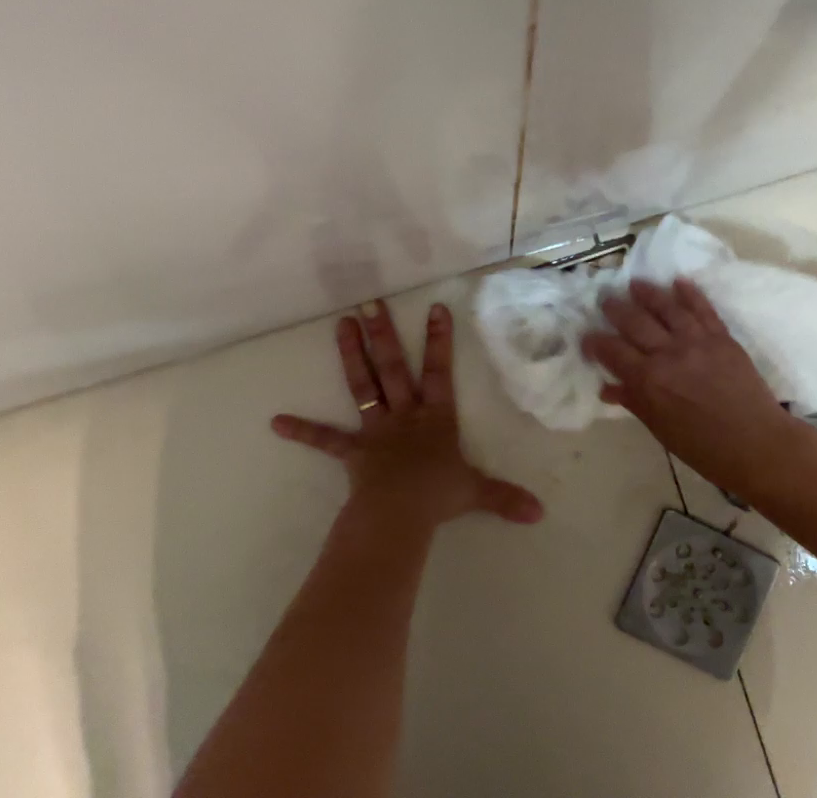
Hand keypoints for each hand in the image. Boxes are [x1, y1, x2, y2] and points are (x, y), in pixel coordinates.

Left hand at [272, 300, 544, 528]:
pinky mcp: (353, 452)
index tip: (434, 307)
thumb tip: (541, 512)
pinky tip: (275, 421)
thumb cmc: (439, 497)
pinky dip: (302, 431)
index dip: (439, 341)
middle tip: (370, 303)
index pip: (440, 372)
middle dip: (385, 334)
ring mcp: (377, 430)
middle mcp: (406, 415)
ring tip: (341, 325)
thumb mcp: (478, 493)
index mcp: (436, 418)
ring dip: (352, 356)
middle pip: (395, 367)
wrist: (400, 514)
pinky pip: (326, 440)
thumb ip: (506, 498)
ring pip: (364, 385)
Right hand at [582, 278, 816, 497]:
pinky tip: (678, 281)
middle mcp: (668, 354)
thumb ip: (634, 402)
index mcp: (648, 380)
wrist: (756, 444)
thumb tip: (608, 388)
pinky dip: (690, 293)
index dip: (595, 342)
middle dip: (615, 308)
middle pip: (635, 322)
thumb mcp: (660, 428)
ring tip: (635, 283)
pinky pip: (702, 309)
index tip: (587, 337)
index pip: (612, 351)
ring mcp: (697, 341)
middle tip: (605, 299)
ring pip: (667, 308)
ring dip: (648, 293)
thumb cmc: (703, 447)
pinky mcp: (722, 337)